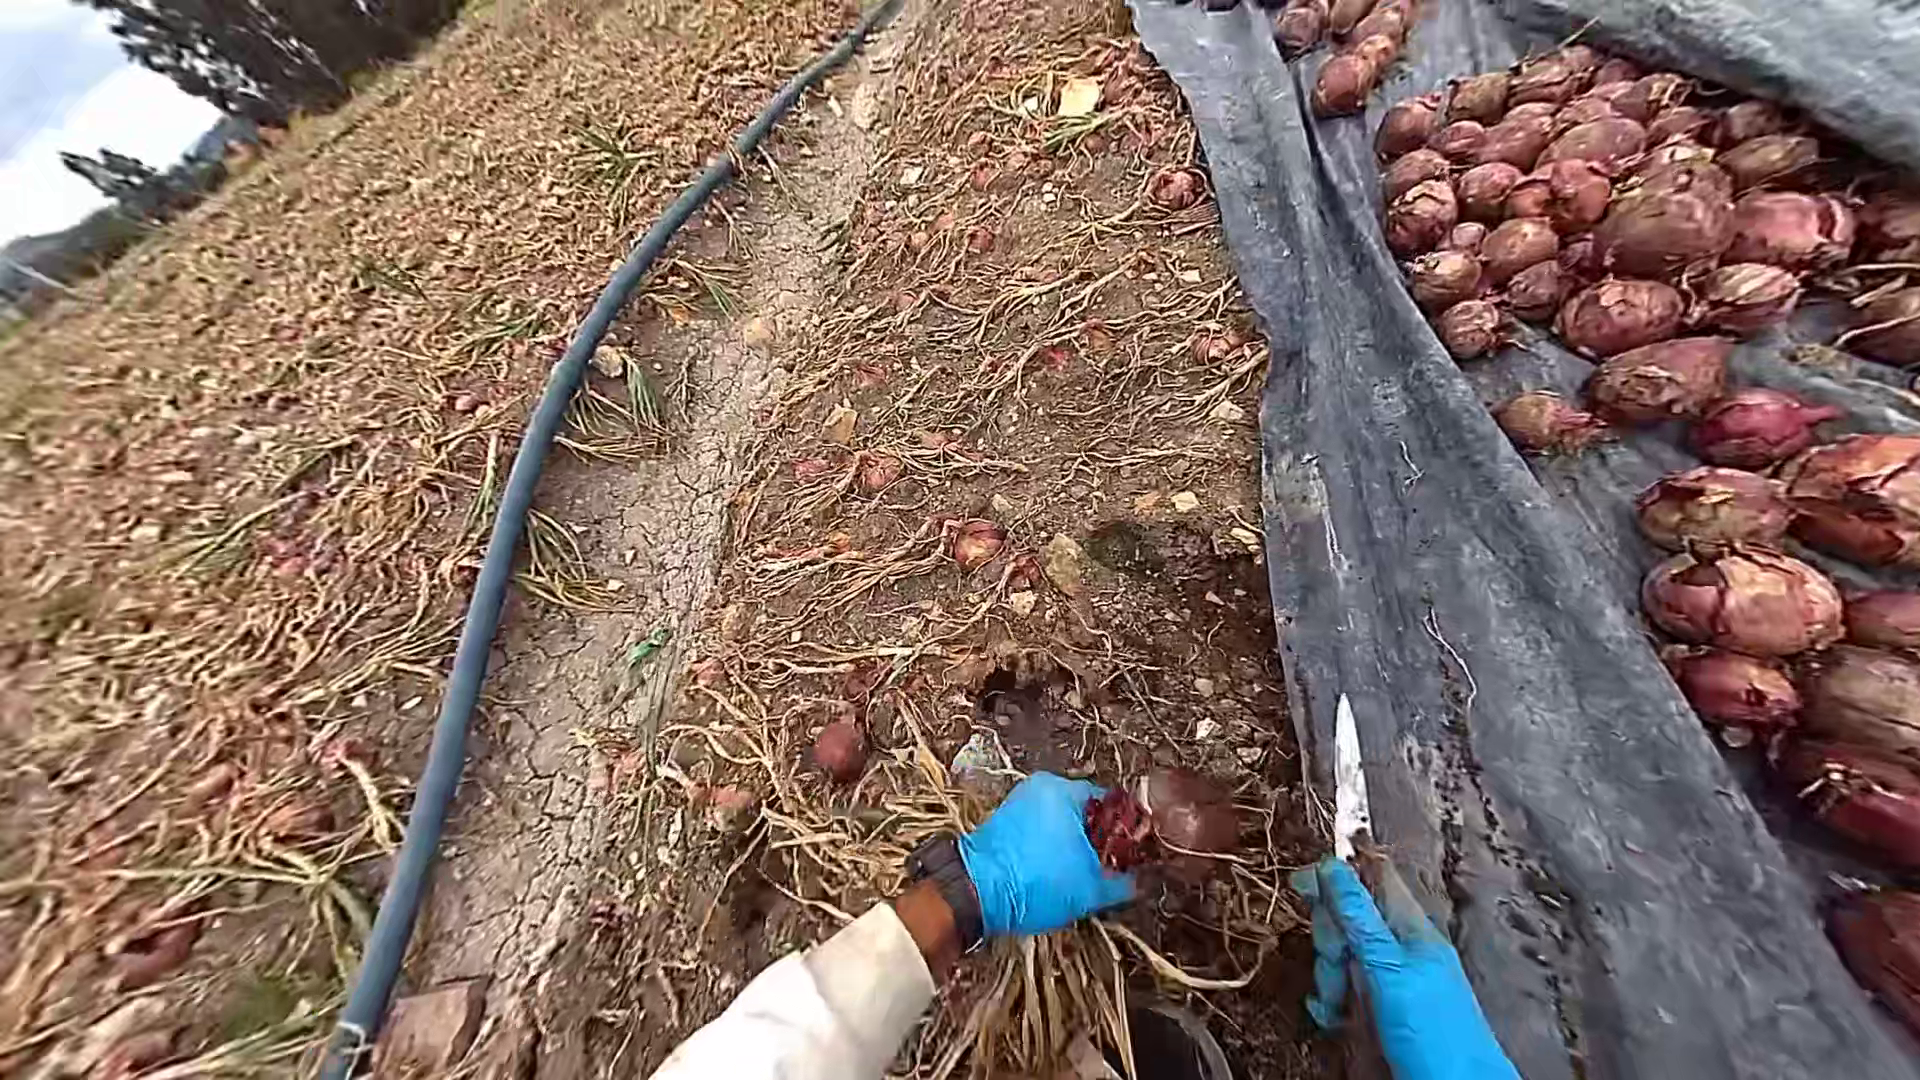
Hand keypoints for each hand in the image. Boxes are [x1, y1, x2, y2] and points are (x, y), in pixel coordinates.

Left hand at [958, 773, 1135, 936]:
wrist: (978, 890)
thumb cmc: (1035, 879)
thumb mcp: (1090, 887)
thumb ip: (1121, 881)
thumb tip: (1136, 882)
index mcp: (1062, 790)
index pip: (1108, 801)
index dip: (1125, 828)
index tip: (1134, 851)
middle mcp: (1040, 787)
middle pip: (1084, 810)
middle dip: (1099, 839)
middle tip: (1111, 866)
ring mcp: (1021, 800)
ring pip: (1062, 820)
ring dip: (1076, 843)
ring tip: (1086, 873)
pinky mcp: (1007, 818)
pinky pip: (1041, 826)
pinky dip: (1053, 844)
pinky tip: (1060, 872)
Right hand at [1292, 857, 1519, 1079]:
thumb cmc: (1434, 1033)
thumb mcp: (1390, 968)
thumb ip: (1358, 916)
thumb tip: (1329, 863)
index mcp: (1409, 928)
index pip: (1371, 874)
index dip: (1335, 872)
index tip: (1302, 886)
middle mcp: (1397, 946)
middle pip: (1346, 913)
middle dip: (1328, 933)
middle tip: (1334, 957)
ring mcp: (1388, 977)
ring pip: (1340, 950)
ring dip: (1328, 970)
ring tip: (1336, 1000)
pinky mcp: (1378, 1006)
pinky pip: (1343, 983)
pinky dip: (1331, 996)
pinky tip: (1331, 1013)